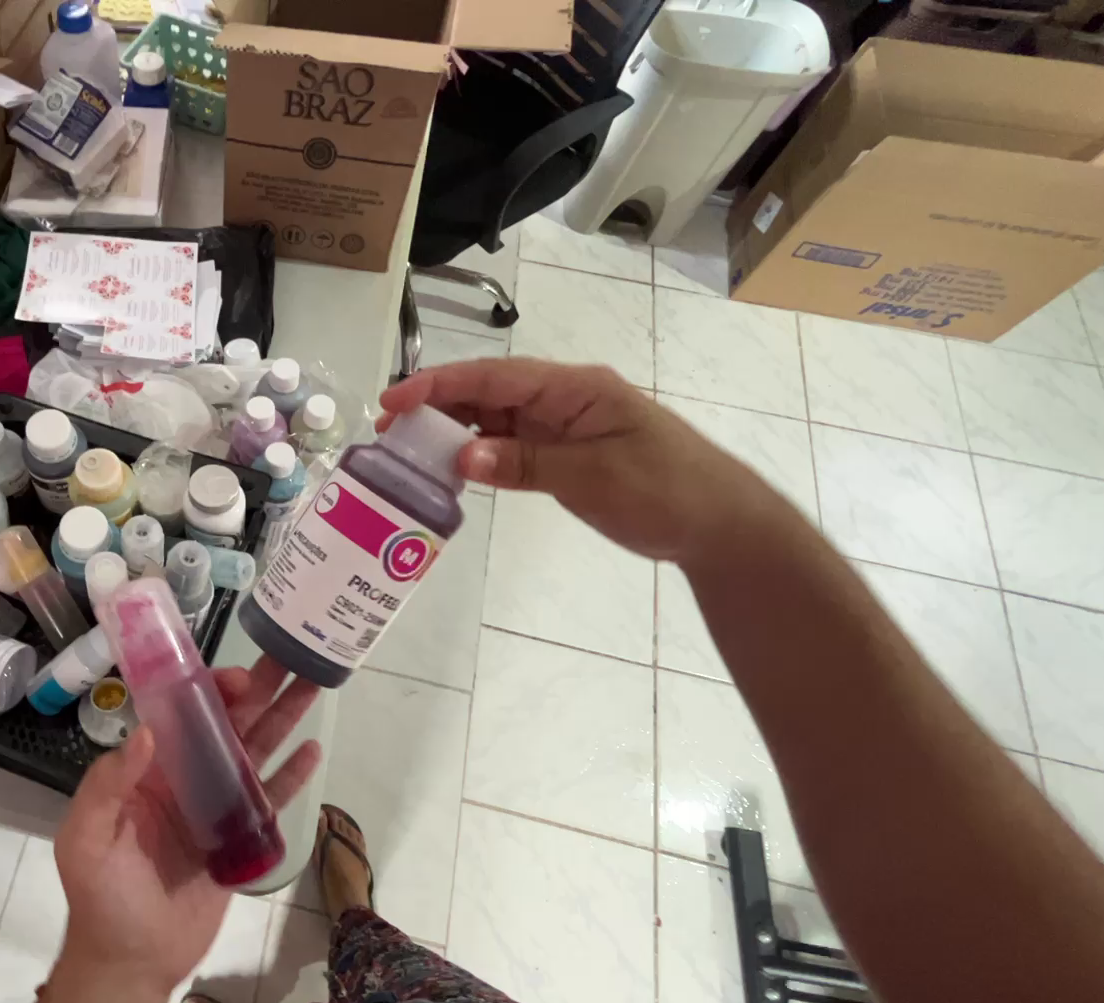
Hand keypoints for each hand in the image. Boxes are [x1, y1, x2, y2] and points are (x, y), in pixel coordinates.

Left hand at [36, 657, 320, 1002]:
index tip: (238, 677)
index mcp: (149, 768)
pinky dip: (292, 774)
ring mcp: (216, 804)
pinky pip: (269, 798)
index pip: (182, 714)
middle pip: (227, 723)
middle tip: (291, 658)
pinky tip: (313, 749)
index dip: (209, 690)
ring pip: (254, 751)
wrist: (133, 962)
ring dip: (282, 719)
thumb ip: (109, 784)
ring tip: (313, 687)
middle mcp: (186, 776)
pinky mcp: (240, 836)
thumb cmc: (103, 897)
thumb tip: (147, 731)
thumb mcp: (87, 838)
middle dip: (257, 691)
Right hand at [380, 357, 782, 561]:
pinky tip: (448, 469)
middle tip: (386, 432)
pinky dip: (473, 454)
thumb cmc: (666, 491)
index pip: (494, 376)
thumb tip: (461, 457)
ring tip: (406, 450)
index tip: (393, 401)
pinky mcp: (557, 452)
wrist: (716, 524)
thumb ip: (526, 464)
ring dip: (449, 430)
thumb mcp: (595, 477)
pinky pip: (504, 445)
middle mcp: (560, 399)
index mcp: (574, 389)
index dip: (439, 384)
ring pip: (490, 417)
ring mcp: (558, 425)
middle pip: (485, 391)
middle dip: (434, 405)